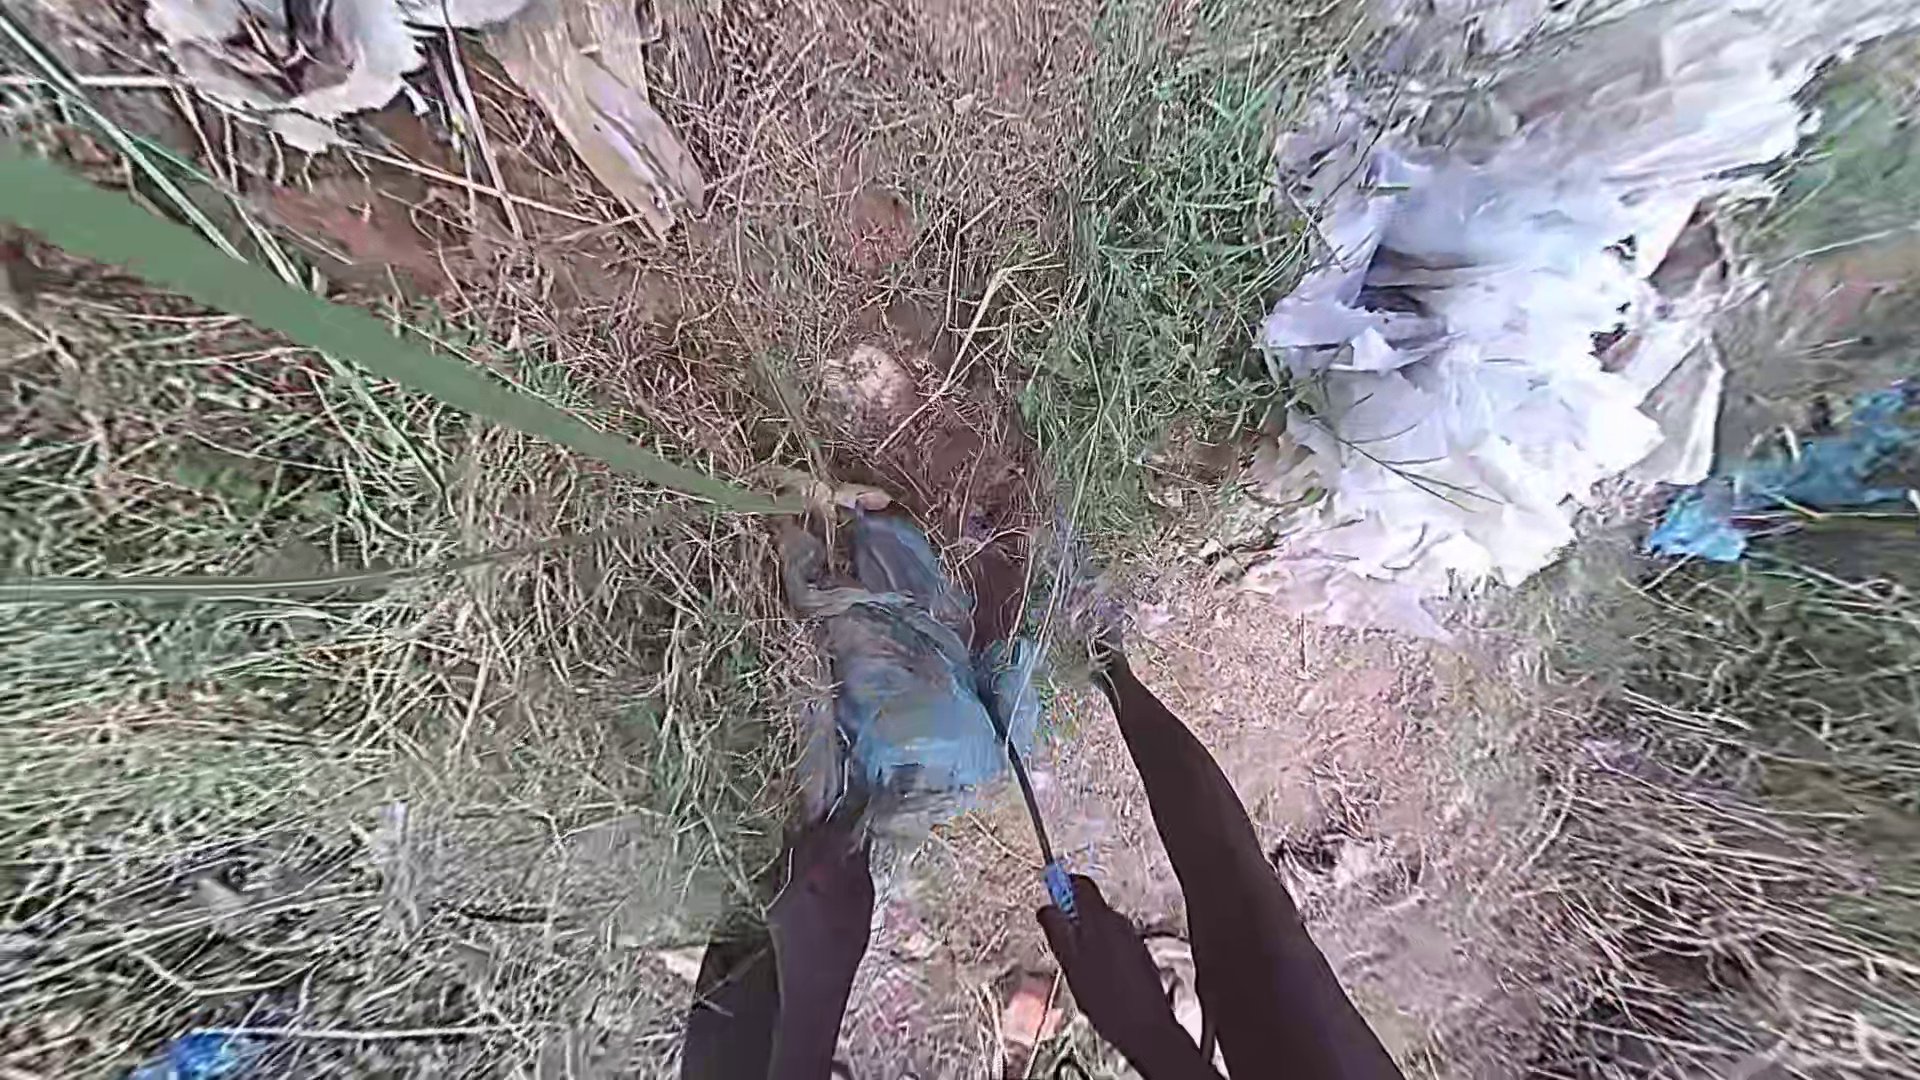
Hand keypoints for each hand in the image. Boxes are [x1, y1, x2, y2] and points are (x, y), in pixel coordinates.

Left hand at [768, 811, 873, 998]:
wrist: (813, 987)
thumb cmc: (845, 945)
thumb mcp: (863, 901)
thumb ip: (859, 865)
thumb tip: (858, 839)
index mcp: (821, 871)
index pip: (829, 830)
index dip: (841, 817)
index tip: (852, 809)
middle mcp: (796, 875)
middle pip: (807, 836)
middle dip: (822, 824)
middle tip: (836, 818)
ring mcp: (781, 888)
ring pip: (795, 853)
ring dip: (810, 843)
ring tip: (826, 840)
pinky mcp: (773, 903)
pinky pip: (788, 873)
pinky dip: (801, 865)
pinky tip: (813, 870)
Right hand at [1038, 876, 1220, 1078]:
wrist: (1146, 1029)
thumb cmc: (1107, 996)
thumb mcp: (1069, 961)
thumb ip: (1055, 929)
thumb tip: (1045, 908)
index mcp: (1099, 916)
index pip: (1079, 882)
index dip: (1062, 884)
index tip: (1052, 894)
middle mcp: (1118, 921)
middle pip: (1090, 905)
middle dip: (1074, 918)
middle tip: (1062, 942)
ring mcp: (1131, 937)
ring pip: (1102, 926)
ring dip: (1088, 937)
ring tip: (1081, 967)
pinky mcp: (1140, 955)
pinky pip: (1115, 942)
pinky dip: (1103, 951)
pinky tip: (1099, 977)